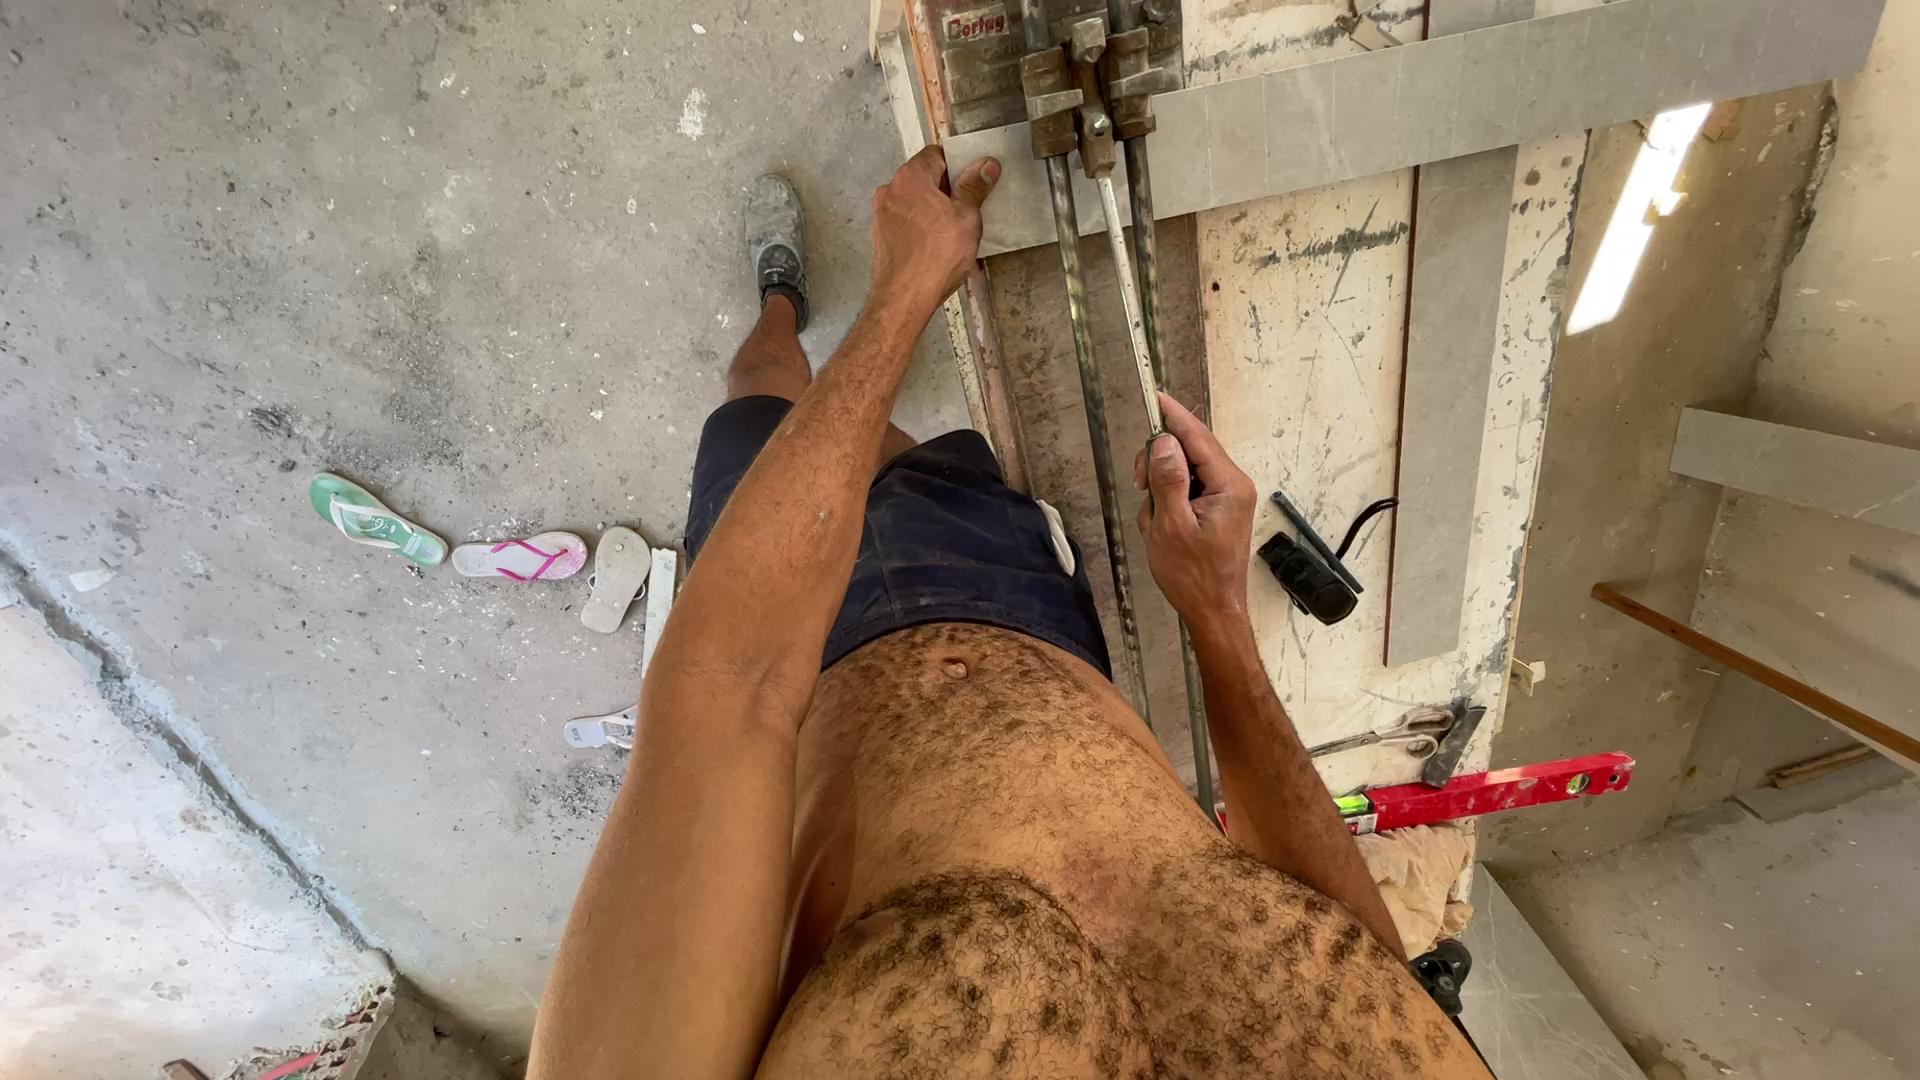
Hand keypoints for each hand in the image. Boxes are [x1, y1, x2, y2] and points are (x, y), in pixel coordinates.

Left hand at [869, 146, 998, 313]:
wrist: (904, 298)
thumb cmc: (938, 256)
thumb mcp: (967, 219)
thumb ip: (975, 188)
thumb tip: (987, 164)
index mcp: (911, 177)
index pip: (936, 155)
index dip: (957, 166)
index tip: (971, 183)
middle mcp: (890, 190)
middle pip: (922, 179)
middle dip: (943, 191)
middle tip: (964, 211)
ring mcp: (881, 215)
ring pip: (912, 203)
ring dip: (930, 211)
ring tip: (949, 233)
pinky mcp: (879, 238)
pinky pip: (904, 224)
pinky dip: (918, 229)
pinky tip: (931, 247)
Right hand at [1135, 393, 1257, 636]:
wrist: (1212, 611)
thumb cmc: (1193, 576)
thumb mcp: (1171, 527)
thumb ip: (1168, 480)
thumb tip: (1162, 443)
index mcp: (1228, 485)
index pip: (1197, 438)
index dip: (1174, 416)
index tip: (1155, 397)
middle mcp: (1232, 485)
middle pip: (1188, 451)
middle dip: (1157, 464)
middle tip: (1140, 486)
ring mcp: (1224, 498)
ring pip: (1181, 472)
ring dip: (1159, 491)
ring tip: (1154, 522)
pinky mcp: (1215, 511)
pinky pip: (1183, 492)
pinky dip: (1165, 505)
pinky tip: (1161, 529)